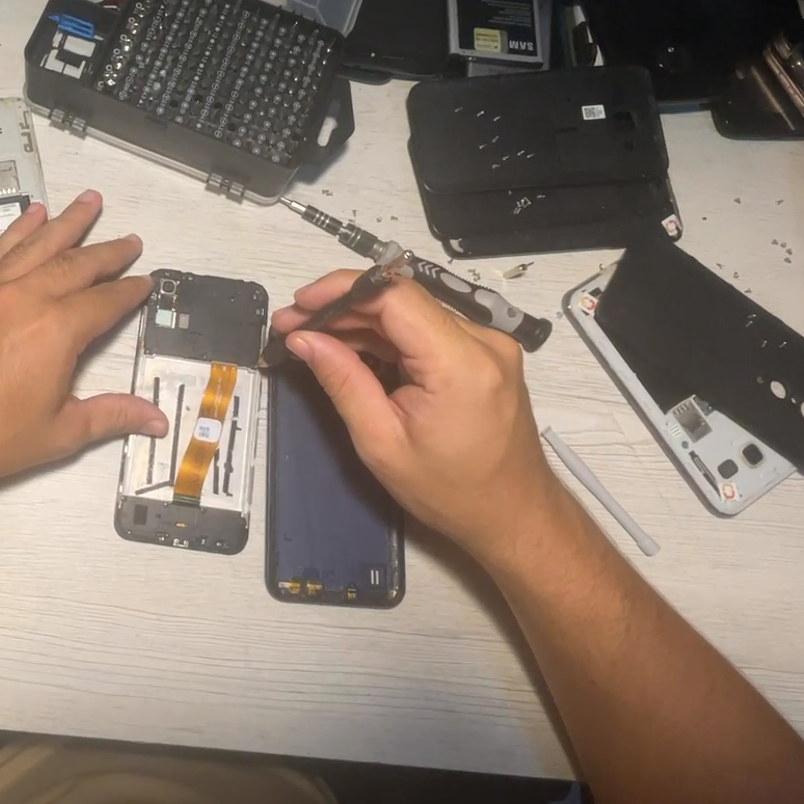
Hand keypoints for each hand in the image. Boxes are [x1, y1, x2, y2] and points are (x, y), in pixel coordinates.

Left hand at [0, 191, 166, 510]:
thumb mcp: (59, 433)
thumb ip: (112, 416)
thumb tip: (155, 420)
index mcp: (56, 331)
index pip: (105, 302)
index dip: (129, 292)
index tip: (143, 282)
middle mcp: (25, 299)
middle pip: (76, 264)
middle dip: (107, 251)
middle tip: (129, 241)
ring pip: (37, 246)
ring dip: (66, 223)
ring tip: (88, 202)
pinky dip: (17, 231)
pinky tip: (31, 217)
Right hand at [271, 269, 569, 563]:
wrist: (513, 514)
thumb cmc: (449, 491)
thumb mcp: (381, 442)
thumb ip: (343, 381)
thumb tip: (302, 339)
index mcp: (459, 364)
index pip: (395, 297)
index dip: (341, 289)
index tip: (299, 305)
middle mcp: (482, 341)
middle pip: (399, 300)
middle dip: (339, 306)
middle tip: (291, 325)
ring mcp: (486, 343)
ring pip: (408, 312)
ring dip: (357, 320)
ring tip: (310, 336)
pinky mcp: (481, 351)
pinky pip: (423, 328)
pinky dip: (383, 335)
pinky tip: (347, 347)